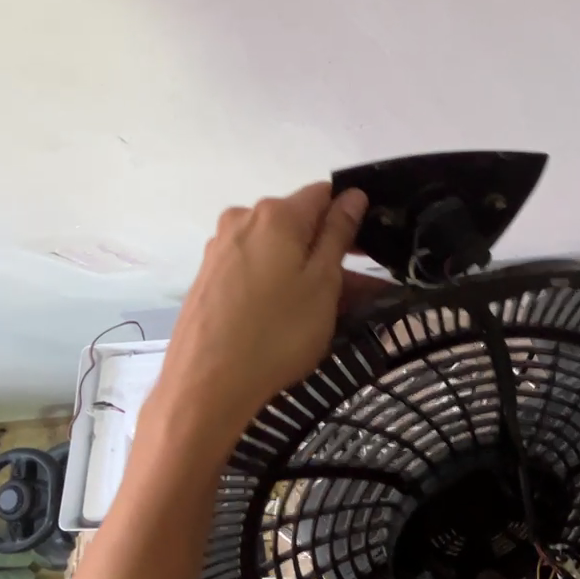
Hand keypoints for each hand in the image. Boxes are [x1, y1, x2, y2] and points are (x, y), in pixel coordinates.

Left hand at [150, 183, 369, 444]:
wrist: (207, 384)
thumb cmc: (278, 333)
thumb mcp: (323, 283)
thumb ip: (339, 234)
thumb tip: (353, 196)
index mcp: (276, 214)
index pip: (325, 194)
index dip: (352, 216)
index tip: (372, 251)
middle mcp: (243, 219)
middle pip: (300, 223)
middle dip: (332, 250)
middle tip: (362, 292)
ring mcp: (221, 248)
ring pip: (280, 250)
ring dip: (309, 271)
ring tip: (333, 312)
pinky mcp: (209, 276)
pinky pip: (258, 268)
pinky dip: (282, 283)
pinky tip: (294, 316)